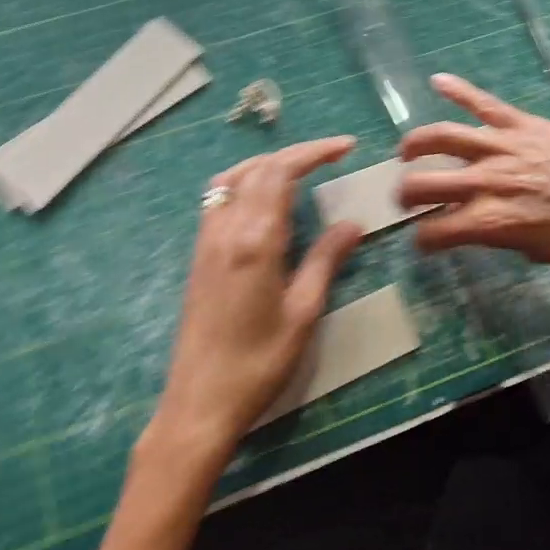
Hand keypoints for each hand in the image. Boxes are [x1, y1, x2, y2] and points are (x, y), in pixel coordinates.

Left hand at [151, 137, 363, 452]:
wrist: (200, 402)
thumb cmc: (260, 362)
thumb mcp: (304, 312)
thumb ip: (325, 260)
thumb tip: (351, 223)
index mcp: (256, 240)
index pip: (282, 173)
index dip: (315, 152)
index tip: (347, 147)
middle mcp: (226, 230)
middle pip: (258, 169)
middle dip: (296, 154)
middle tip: (332, 155)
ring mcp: (206, 242)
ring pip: (231, 180)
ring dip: (265, 165)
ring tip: (298, 170)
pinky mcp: (198, 258)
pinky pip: (217, 201)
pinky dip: (244, 184)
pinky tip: (264, 203)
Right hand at [397, 74, 549, 267]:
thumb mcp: (541, 251)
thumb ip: (503, 235)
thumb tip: (484, 226)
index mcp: (492, 222)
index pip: (436, 232)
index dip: (424, 240)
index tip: (426, 242)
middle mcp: (489, 181)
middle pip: (426, 183)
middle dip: (407, 193)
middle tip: (406, 197)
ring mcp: (506, 147)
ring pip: (444, 137)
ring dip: (417, 143)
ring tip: (407, 150)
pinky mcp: (526, 125)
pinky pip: (485, 103)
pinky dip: (459, 90)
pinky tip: (439, 81)